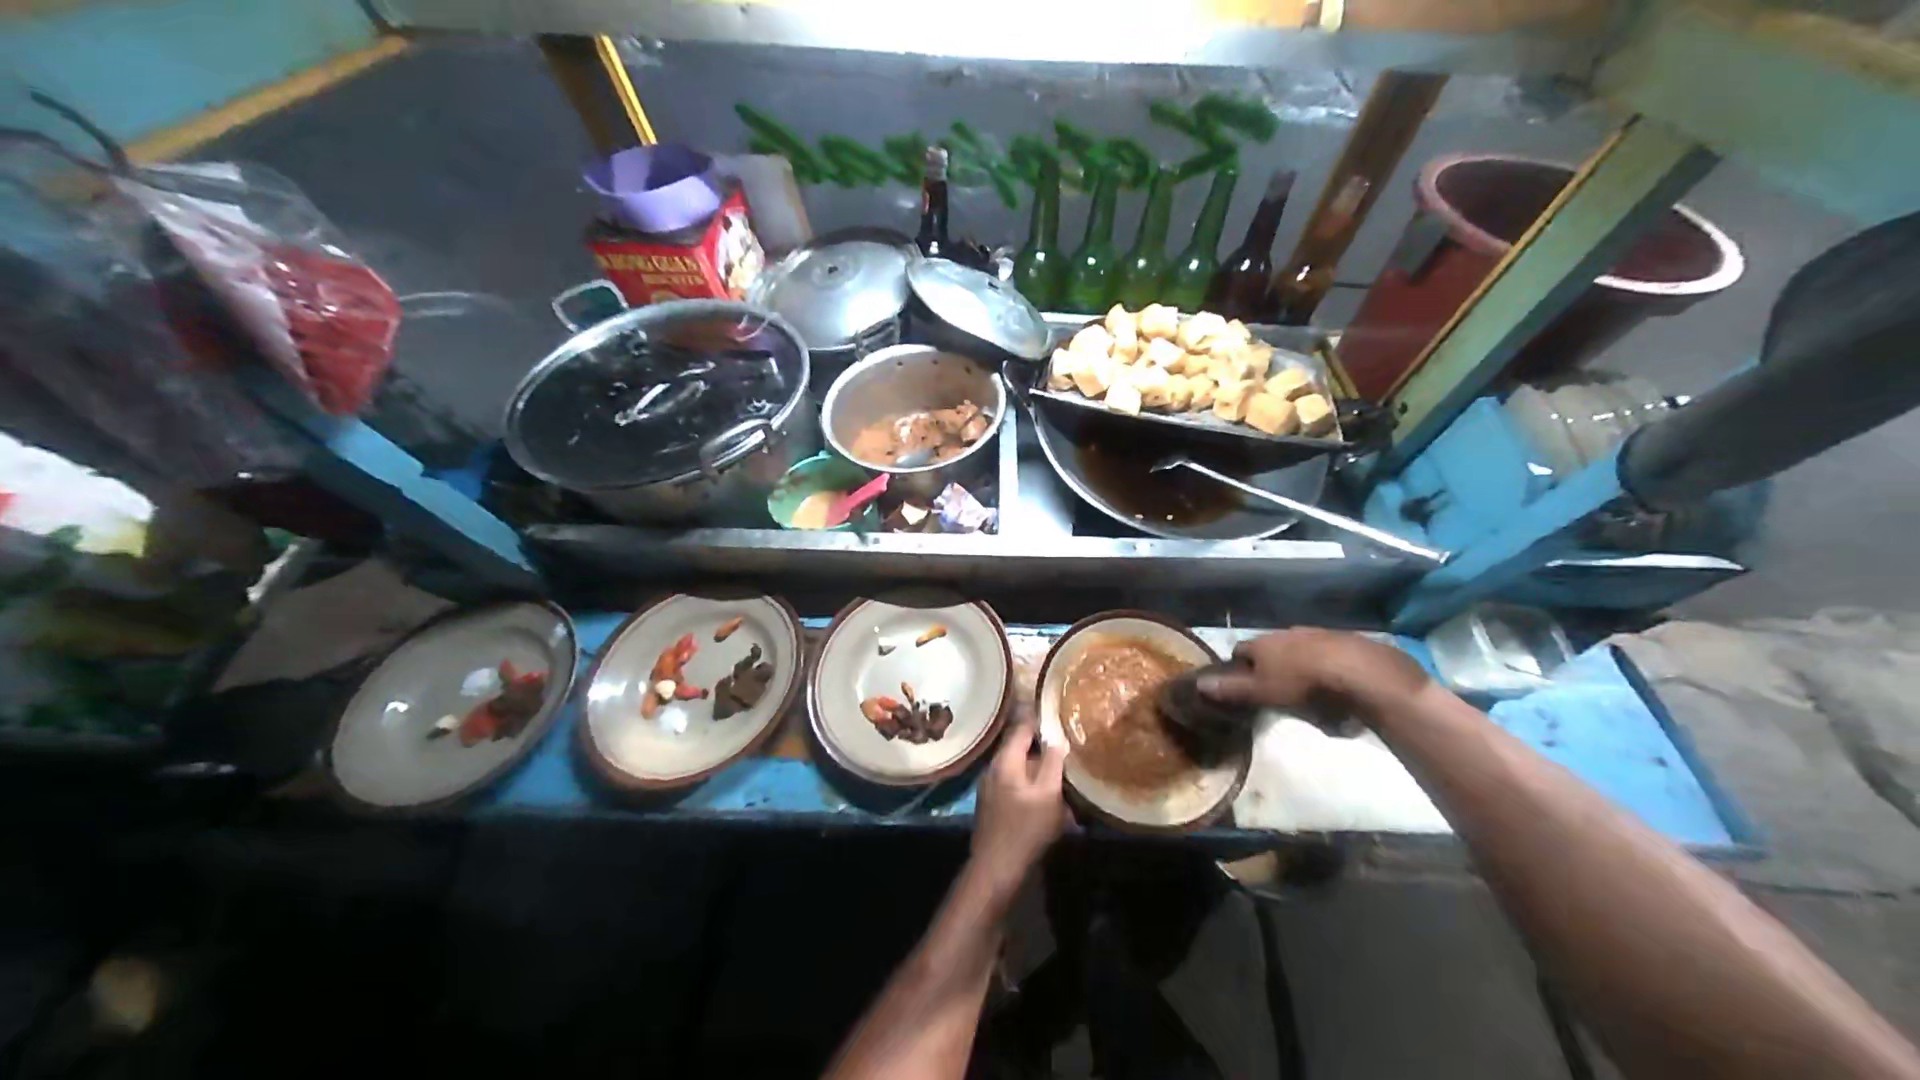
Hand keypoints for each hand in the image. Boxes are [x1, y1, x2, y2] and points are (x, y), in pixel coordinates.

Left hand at [970, 711, 1068, 895]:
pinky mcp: (994, 805)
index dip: (1041, 720)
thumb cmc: (1025, 829)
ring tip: (1063, 774)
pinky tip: (1050, 799)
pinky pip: (1016, 785)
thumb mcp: (1047, 794)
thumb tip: (1058, 738)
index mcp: (1005, 760)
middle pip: (1021, 748)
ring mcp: (991, 787)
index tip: (1061, 716)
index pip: (1022, 727)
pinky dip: (1033, 786)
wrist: (996, 868)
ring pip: (1020, 769)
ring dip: (1040, 769)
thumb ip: (1053, 762)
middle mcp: (994, 768)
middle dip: (1043, 747)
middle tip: (1068, 746)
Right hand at [1197, 628, 1429, 718]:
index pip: (1239, 649)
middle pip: (1269, 646)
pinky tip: (1331, 681)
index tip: (1238, 680)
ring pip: (1298, 647)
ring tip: (1303, 685)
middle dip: (1269, 663)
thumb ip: (1231, 689)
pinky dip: (1323, 664)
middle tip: (1272, 686)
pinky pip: (1325, 652)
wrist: (1358, 670)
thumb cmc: (1301, 683)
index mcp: (1262, 643)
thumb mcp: (1261, 691)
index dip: (1236, 664)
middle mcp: (1286, 633)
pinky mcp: (1344, 640)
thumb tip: (1198, 683)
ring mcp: (1316, 633)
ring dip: (1296, 662)